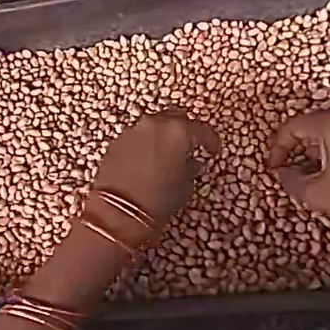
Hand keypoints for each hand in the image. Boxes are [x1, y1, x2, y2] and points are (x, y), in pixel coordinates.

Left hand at [89, 111, 221, 231]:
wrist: (118, 211)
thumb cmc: (158, 200)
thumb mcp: (185, 187)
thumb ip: (191, 169)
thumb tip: (191, 163)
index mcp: (178, 131)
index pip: (202, 130)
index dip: (211, 141)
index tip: (213, 150)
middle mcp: (154, 124)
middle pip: (175, 118)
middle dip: (184, 130)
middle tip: (189, 145)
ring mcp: (132, 131)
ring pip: (153, 126)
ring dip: (162, 136)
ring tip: (166, 154)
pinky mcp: (116, 142)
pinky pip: (136, 137)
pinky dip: (144, 145)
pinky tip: (147, 160)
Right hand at [267, 109, 329, 258]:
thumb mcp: (317, 195)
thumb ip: (291, 181)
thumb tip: (285, 175)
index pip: (295, 125)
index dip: (279, 146)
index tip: (276, 163)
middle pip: (320, 125)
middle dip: (302, 148)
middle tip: (294, 168)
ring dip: (327, 151)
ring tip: (322, 177)